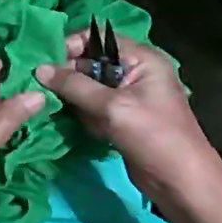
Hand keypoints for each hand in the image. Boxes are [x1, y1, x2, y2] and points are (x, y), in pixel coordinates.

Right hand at [35, 31, 221, 207]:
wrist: (181, 183)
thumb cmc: (154, 136)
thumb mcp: (113, 107)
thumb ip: (75, 86)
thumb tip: (39, 69)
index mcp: (141, 59)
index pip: (99, 38)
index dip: (72, 46)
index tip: (46, 62)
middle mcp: (134, 72)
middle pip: (91, 62)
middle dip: (67, 72)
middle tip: (40, 85)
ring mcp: (128, 97)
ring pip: (89, 87)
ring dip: (70, 94)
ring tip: (46, 101)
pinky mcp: (121, 119)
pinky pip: (93, 107)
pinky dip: (79, 111)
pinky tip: (63, 118)